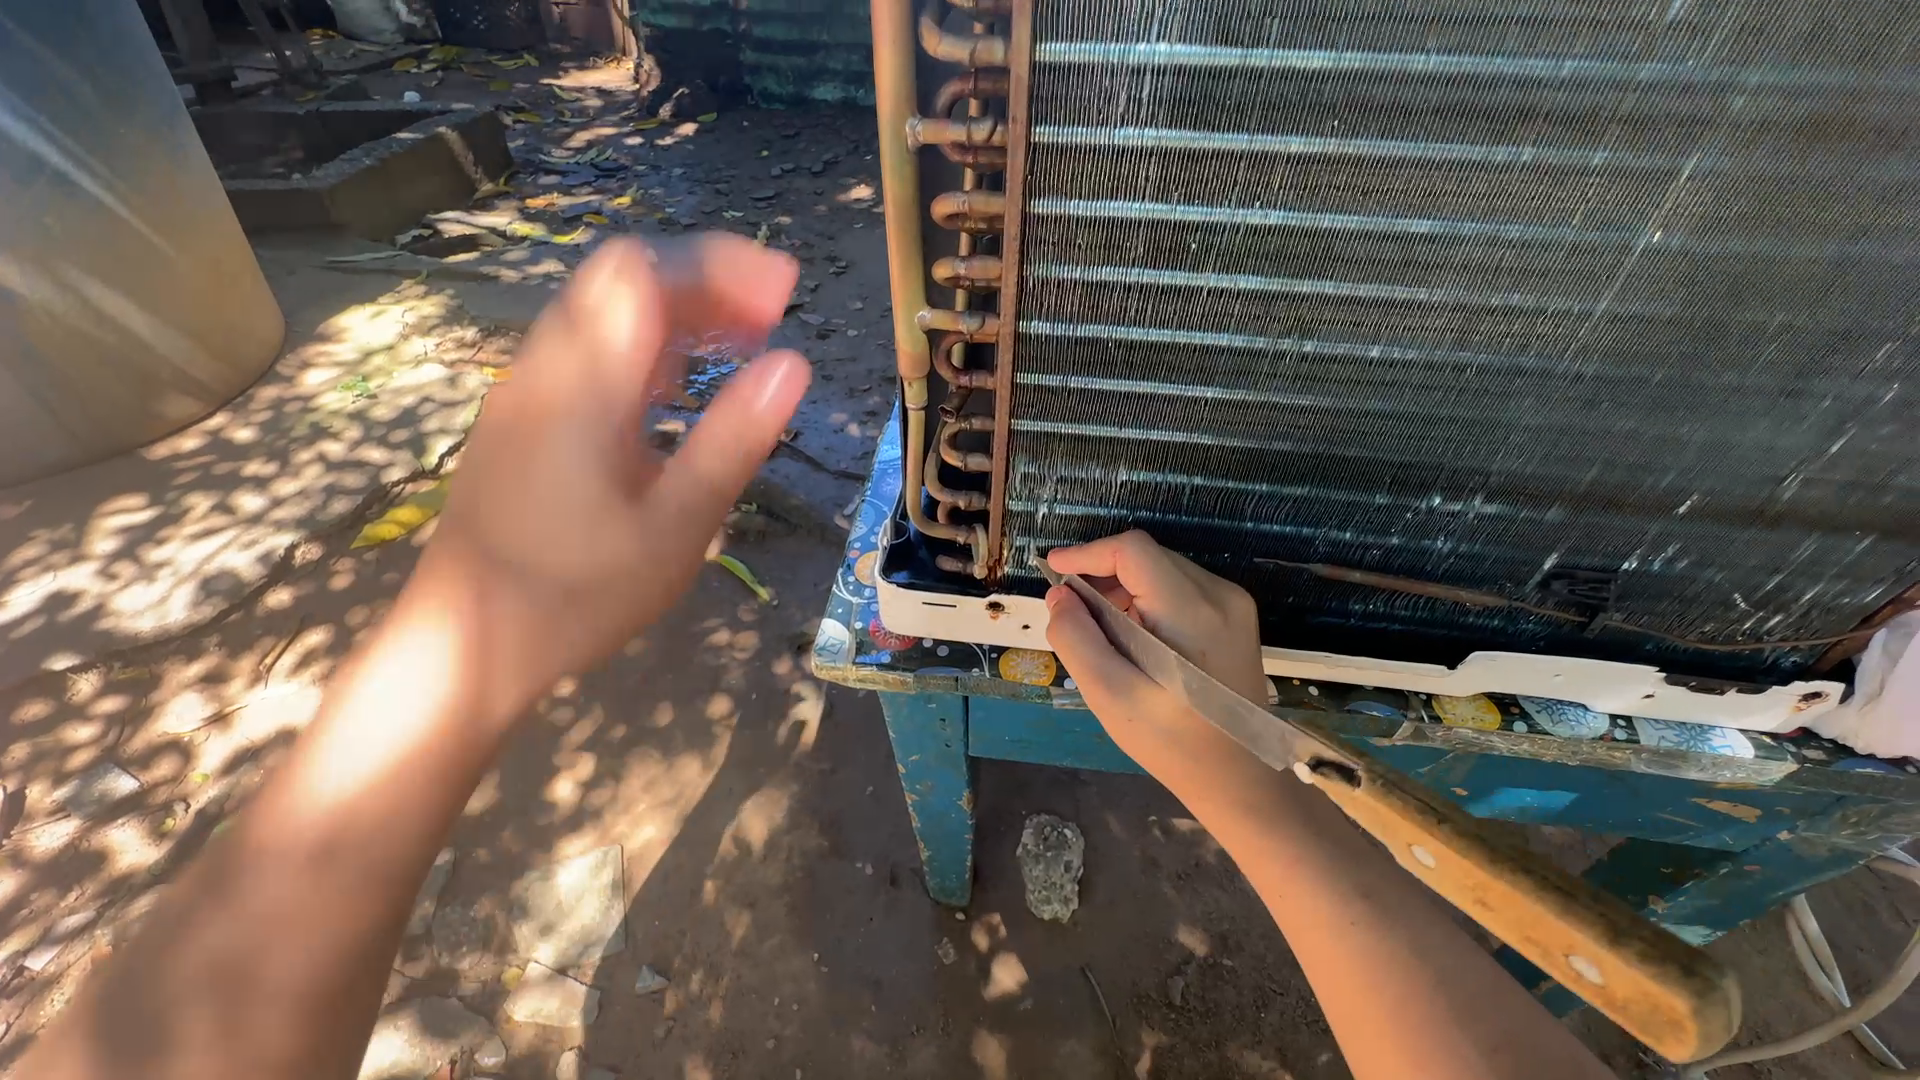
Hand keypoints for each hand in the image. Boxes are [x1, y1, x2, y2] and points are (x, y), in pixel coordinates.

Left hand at [413, 234, 810, 708]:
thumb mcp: (675, 526)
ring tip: (742, 348)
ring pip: (605, 315)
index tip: (784, 292)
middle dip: (705, 286)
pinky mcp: (525, 420)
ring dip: (678, 317)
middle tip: (770, 322)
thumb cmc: (578, 595)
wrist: (465, 646)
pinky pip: (590, 353)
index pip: (643, 273)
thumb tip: (793, 366)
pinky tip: (679, 391)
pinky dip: (647, 349)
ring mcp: (528, 392)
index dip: (718, 266)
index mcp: (583, 385)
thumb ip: (733, 440)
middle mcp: (547, 369)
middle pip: (623, 282)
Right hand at [1043, 531, 1269, 797]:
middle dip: (1102, 574)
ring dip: (1122, 588)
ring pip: (1162, 570)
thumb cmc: (1174, 743)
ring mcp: (1233, 606)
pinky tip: (1132, 637)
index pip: (1133, 550)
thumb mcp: (1111, 696)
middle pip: (1148, 557)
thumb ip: (1076, 638)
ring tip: (1098, 628)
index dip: (1087, 554)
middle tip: (1071, 611)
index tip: (1053, 570)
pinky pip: (1179, 590)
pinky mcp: (1235, 619)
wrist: (1241, 780)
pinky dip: (1146, 600)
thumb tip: (1059, 596)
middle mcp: (1220, 595)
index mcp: (1192, 610)